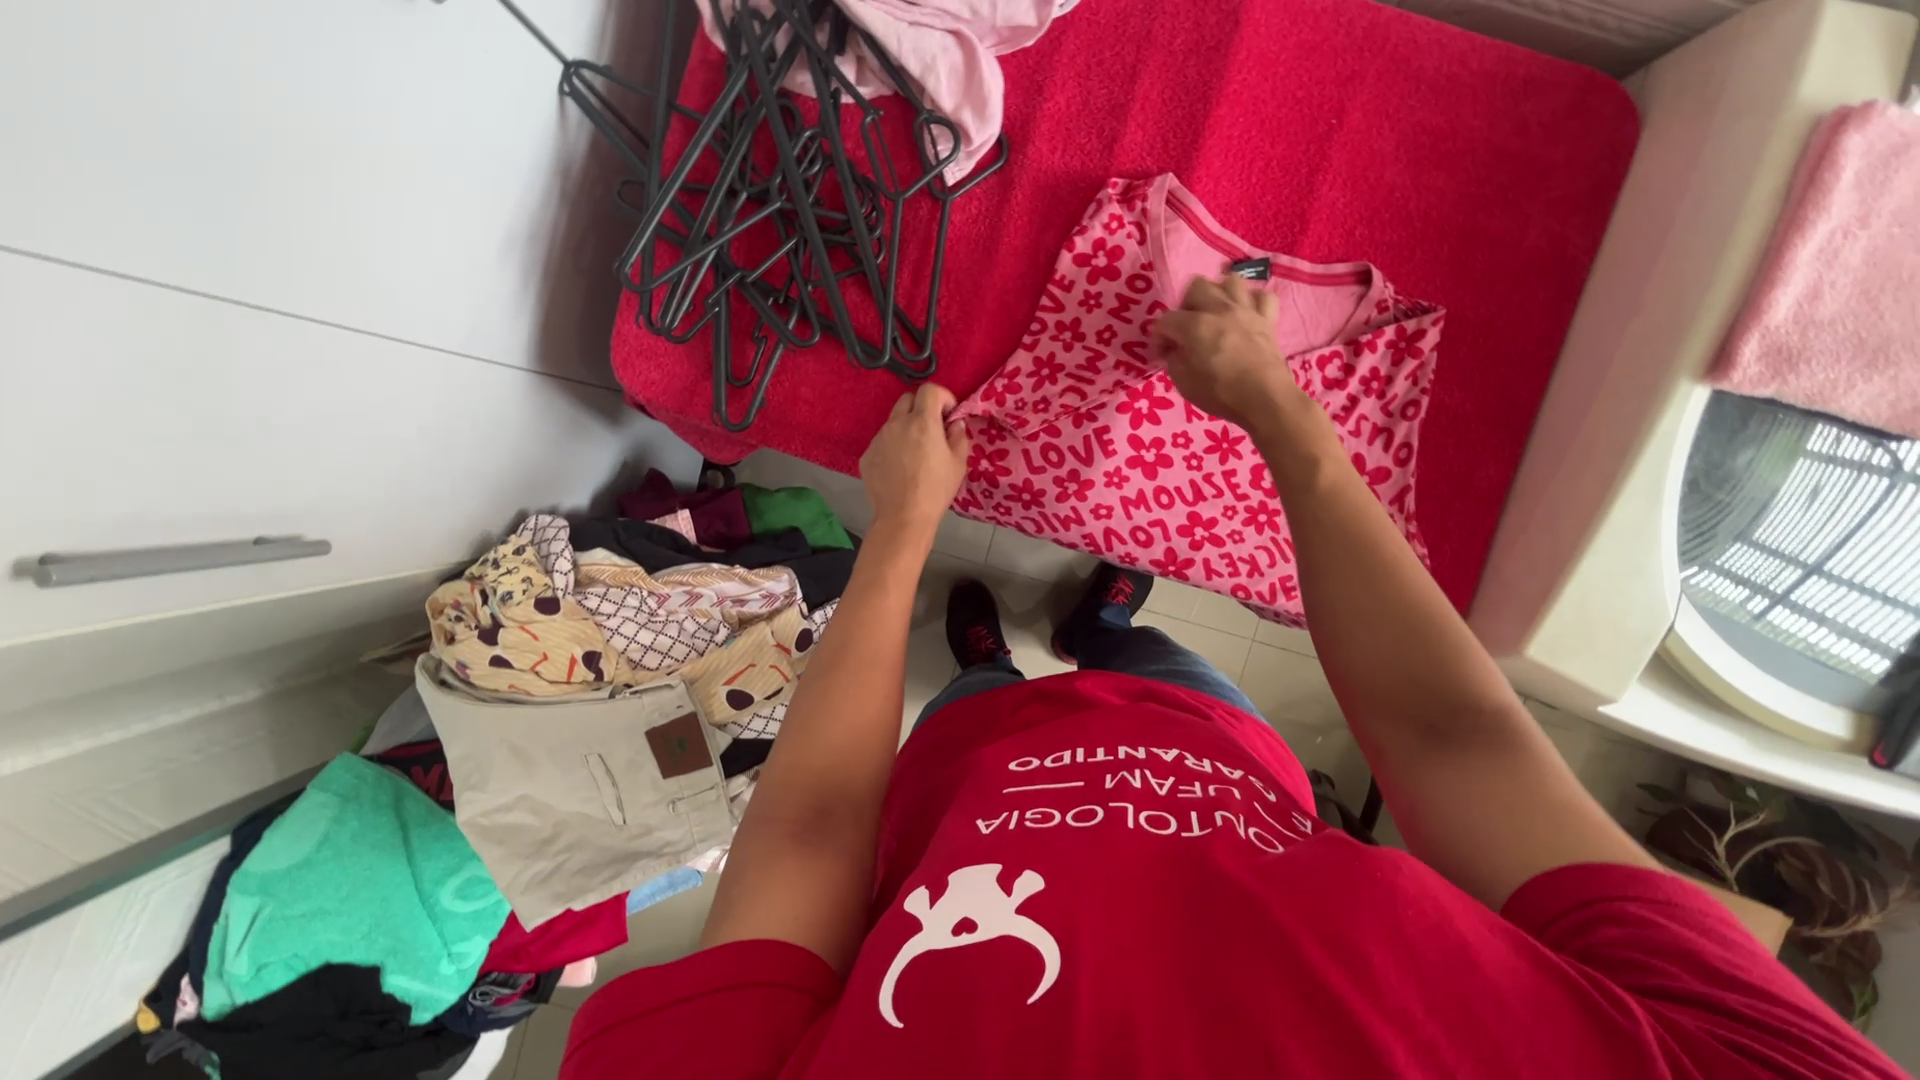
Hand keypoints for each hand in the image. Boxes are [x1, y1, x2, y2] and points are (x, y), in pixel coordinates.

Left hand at [859, 383, 969, 539]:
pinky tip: (899, 468)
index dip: (942, 397)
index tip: (948, 414)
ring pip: (893, 421)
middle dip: (921, 408)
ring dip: (906, 428)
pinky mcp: (867, 455)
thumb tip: (954, 423)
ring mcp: (879, 438)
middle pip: (907, 399)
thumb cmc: (936, 490)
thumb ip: (958, 435)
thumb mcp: (958, 463)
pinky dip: (892, 446)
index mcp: (922, 422)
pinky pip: (882, 441)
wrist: (903, 517)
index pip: (929, 390)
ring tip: (914, 453)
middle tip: (932, 429)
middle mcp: (897, 424)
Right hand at [1150, 271, 1303, 430]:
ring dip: (1219, 294)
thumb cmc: (1220, 393)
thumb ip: (1174, 360)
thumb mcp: (1183, 383)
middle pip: (1196, 287)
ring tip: (1215, 314)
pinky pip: (1262, 296)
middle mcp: (1220, 309)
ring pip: (1231, 282)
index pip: (1166, 320)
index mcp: (1194, 325)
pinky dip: (1252, 302)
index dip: (1159, 337)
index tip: (1161, 355)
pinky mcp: (1268, 319)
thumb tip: (1174, 351)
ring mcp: (1247, 311)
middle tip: (1186, 328)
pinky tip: (1245, 315)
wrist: (1264, 399)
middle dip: (1186, 306)